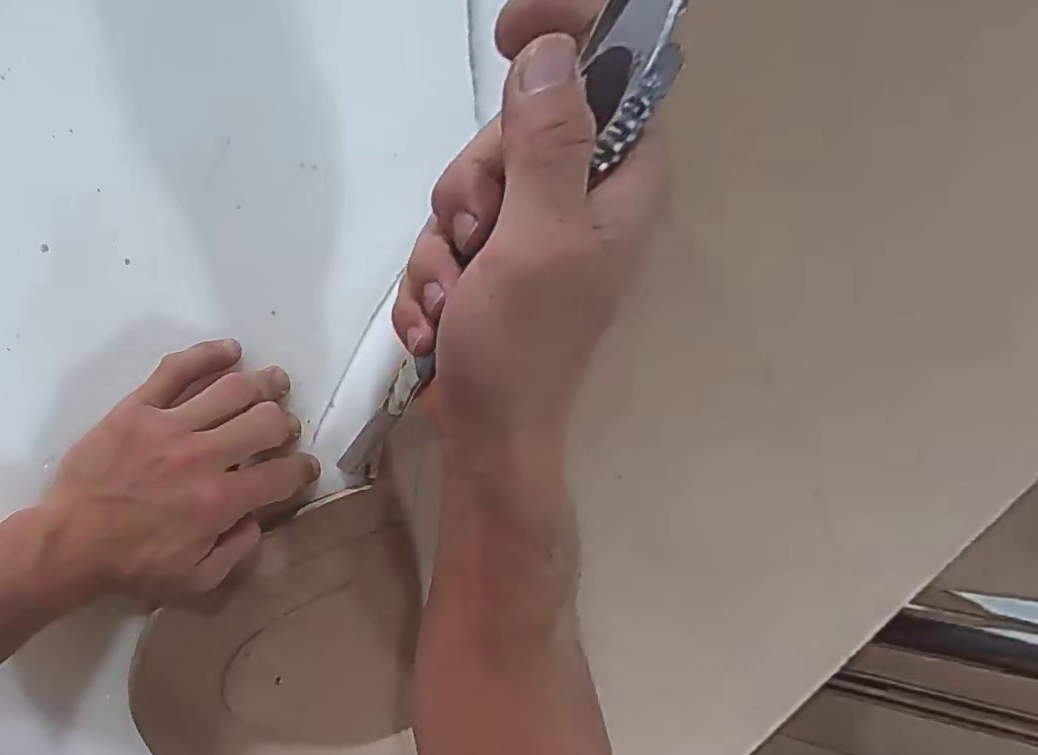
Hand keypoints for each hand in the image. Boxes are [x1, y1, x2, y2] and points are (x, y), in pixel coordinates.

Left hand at [39, 339, 318, 600]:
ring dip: (263, 383)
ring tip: (275, 381)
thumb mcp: (195, 580)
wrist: (70, 541)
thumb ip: (236, 552)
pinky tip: (230, 351)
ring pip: (232, 389)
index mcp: (220, 502)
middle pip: (265, 421)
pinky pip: (177, 369)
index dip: (303, 469)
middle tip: (285, 426)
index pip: (282, 475)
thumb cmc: (132, 565)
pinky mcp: (137, 407)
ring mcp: (169, 425)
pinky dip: (209, 354)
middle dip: (286, 423)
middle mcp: (203, 456)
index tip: (305, 467)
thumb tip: (256, 520)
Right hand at [392, 0, 663, 471]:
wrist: (484, 431)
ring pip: (458, 199)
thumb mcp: (536, 242)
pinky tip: (435, 327)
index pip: (605, 75)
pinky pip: (435, 249)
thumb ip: (545, 146)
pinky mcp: (476, 275)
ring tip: (449, 306)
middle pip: (506, 139)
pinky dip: (425, 290)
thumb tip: (550, 54)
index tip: (510, 31)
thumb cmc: (522, 347)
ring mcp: (517, 241)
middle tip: (473, 244)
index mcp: (612, 183)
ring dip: (437, 256)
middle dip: (469, 193)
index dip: (562, 41)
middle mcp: (567, 203)